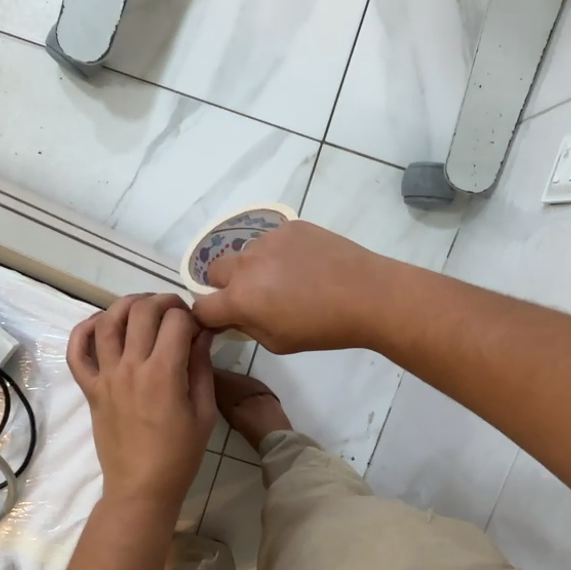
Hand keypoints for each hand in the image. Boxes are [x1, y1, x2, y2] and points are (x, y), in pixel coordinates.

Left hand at [68, 294, 216, 513]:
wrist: (141, 487)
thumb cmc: (180, 455)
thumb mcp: (204, 413)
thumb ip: (202, 368)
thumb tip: (202, 334)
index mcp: (164, 374)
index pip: (176, 321)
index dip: (191, 316)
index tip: (199, 327)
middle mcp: (131, 367)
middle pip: (142, 311)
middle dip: (163, 302)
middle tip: (176, 313)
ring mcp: (106, 376)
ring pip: (108, 321)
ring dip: (128, 305)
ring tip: (143, 309)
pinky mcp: (90, 388)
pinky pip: (77, 351)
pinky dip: (85, 330)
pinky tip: (102, 323)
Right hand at [189, 220, 401, 352]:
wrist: (368, 295)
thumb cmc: (323, 329)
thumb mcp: (278, 343)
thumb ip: (247, 328)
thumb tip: (233, 318)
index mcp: (240, 299)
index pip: (201, 307)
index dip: (207, 317)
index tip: (221, 320)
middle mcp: (246, 265)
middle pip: (214, 271)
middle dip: (225, 286)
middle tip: (253, 298)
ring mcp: (267, 240)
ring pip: (245, 254)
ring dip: (254, 268)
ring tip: (287, 281)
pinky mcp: (289, 226)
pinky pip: (271, 240)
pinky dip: (279, 254)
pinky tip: (304, 266)